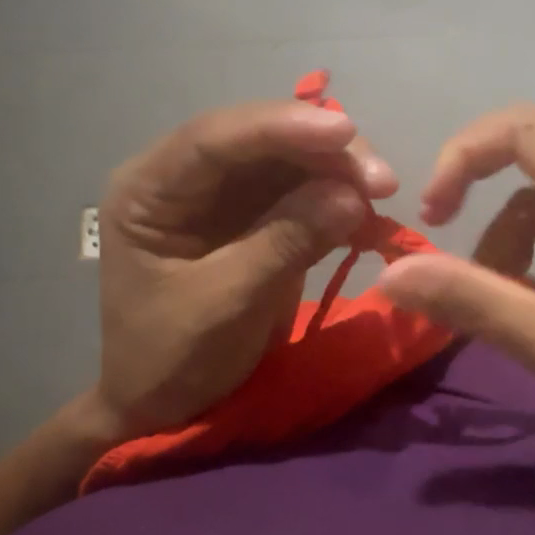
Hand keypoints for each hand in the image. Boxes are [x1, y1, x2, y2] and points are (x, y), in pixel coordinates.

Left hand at [96, 101, 396, 437]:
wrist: (164, 407)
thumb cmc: (171, 357)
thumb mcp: (225, 303)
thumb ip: (283, 243)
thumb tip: (352, 195)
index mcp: (150, 189)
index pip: (215, 139)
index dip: (281, 127)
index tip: (344, 133)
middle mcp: (188, 179)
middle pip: (261, 142)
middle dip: (324, 152)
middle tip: (383, 180)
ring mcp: (227, 198)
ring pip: (291, 162)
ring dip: (341, 172)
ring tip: (384, 194)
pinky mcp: (260, 221)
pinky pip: (306, 195)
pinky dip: (342, 200)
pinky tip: (372, 213)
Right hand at [378, 105, 534, 448]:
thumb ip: (468, 299)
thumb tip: (389, 275)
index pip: (519, 129)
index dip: (461, 157)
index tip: (432, 215)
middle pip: (530, 144)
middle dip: (475, 184)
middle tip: (442, 236)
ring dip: (505, 229)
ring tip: (495, 291)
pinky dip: (531, 239)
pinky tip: (526, 290)